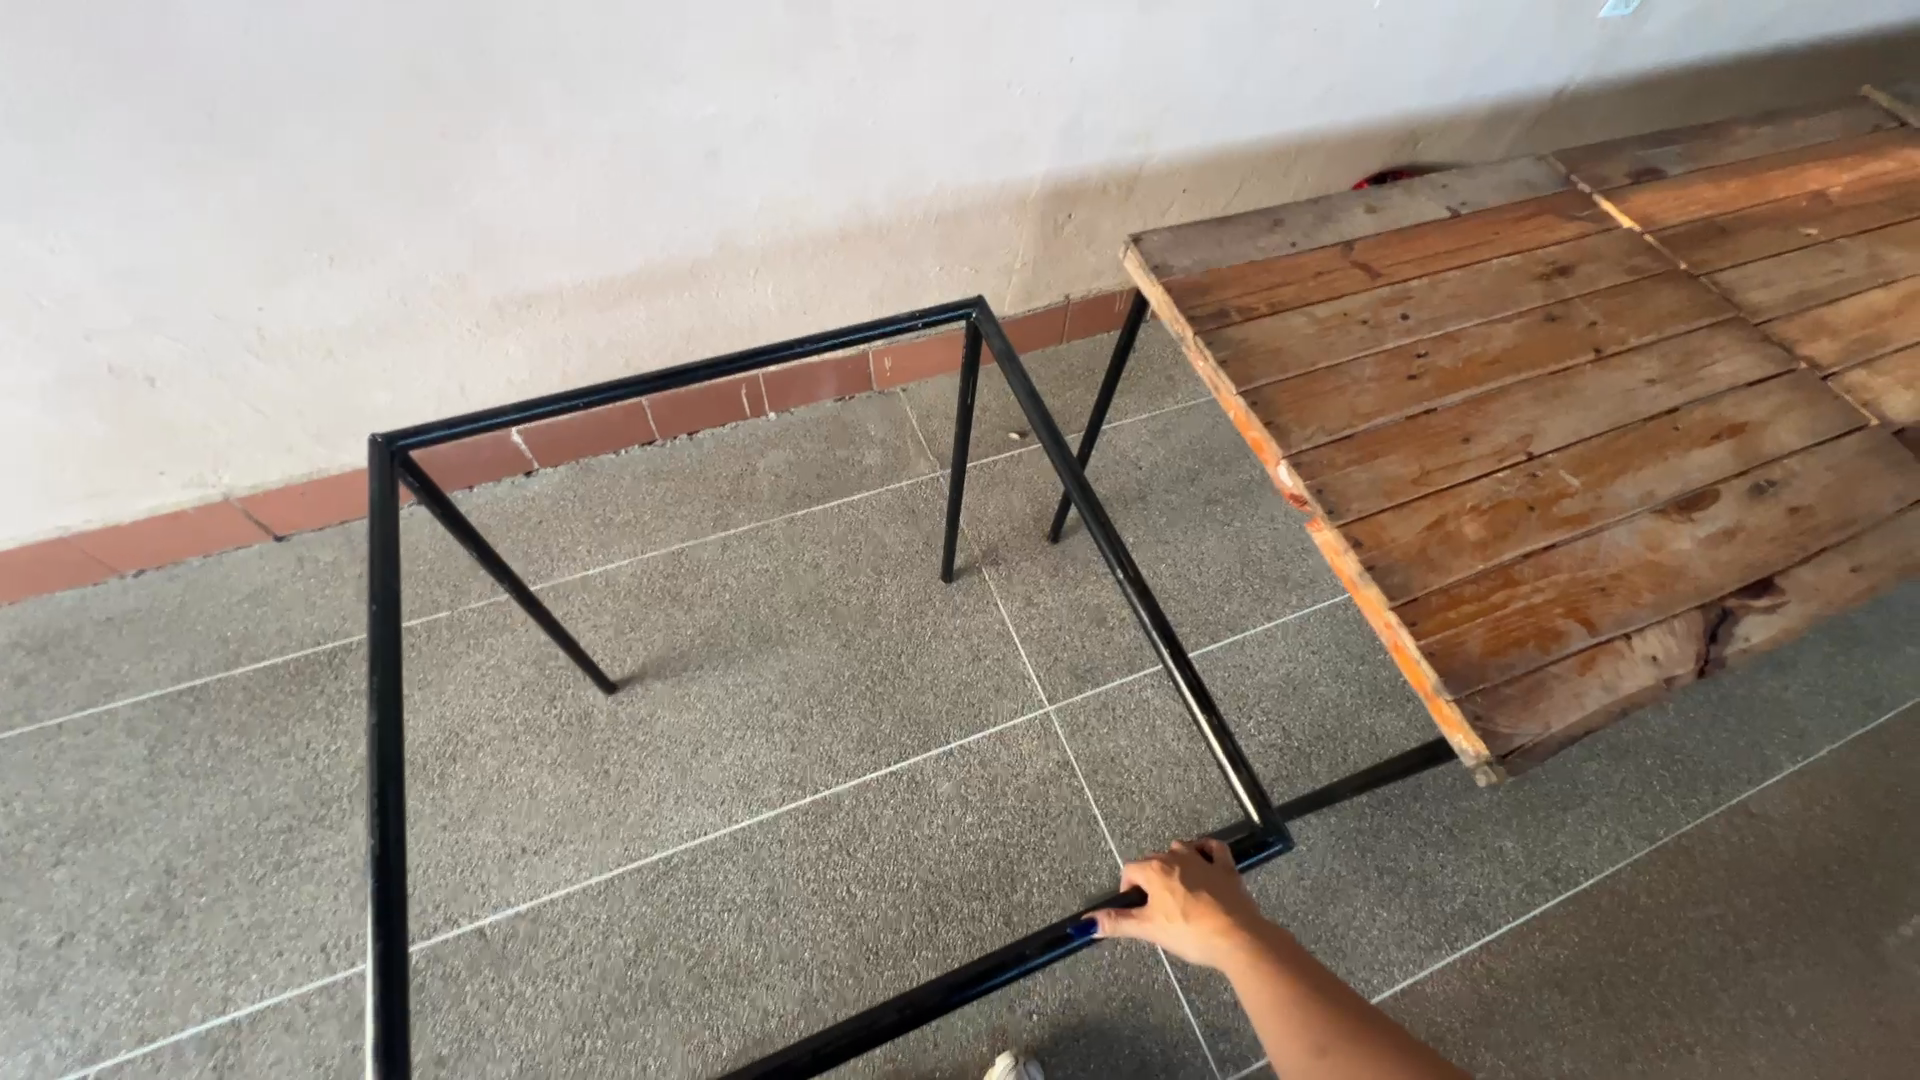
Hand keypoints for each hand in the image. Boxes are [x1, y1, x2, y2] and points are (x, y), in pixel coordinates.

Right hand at [1091, 838, 1274, 970]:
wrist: (1237, 937)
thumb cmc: (1188, 932)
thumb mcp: (1149, 930)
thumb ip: (1117, 923)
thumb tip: (1086, 923)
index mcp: (1154, 869)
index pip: (1130, 870)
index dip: (1128, 889)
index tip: (1136, 910)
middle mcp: (1175, 856)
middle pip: (1153, 860)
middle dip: (1150, 878)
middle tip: (1156, 907)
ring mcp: (1202, 859)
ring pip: (1180, 849)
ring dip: (1175, 861)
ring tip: (1177, 888)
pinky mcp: (1226, 867)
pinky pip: (1214, 848)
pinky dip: (1207, 850)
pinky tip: (1205, 859)